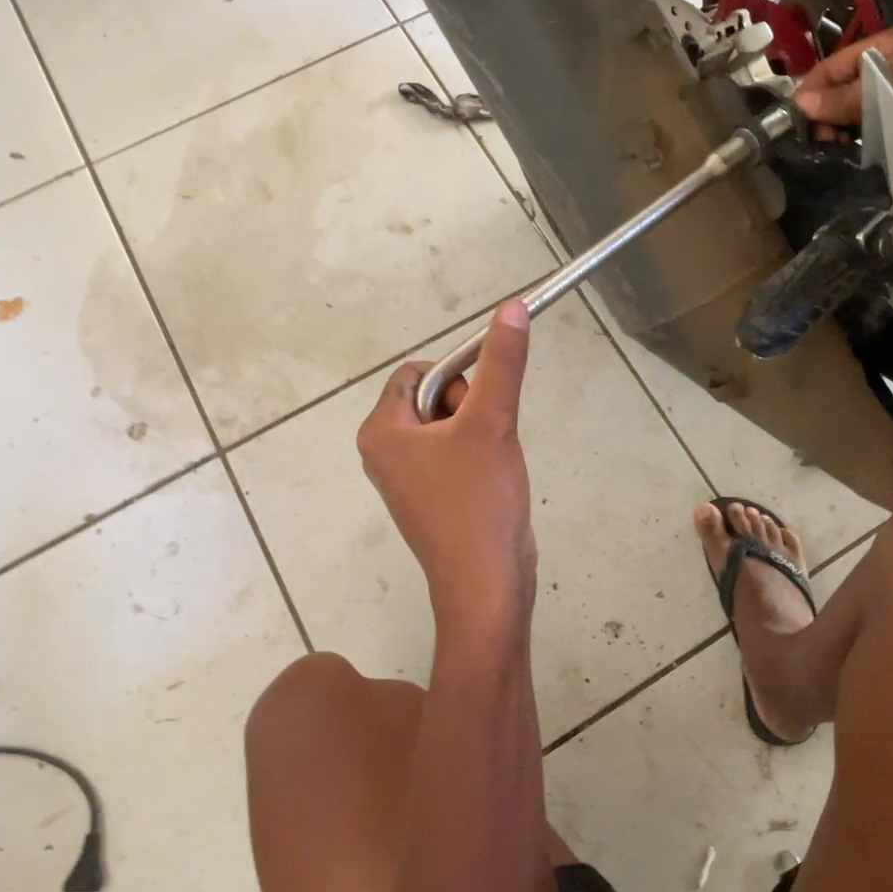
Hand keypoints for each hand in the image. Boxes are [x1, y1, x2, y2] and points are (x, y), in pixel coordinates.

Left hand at [358, 302, 537, 644]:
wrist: (486, 584)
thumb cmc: (478, 501)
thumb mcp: (492, 422)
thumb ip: (502, 363)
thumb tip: (511, 307)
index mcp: (381, 431)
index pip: (418, 372)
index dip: (458, 377)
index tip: (484, 404)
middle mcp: (385, 452)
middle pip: (434, 398)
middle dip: (471, 408)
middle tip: (487, 440)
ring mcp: (407, 480)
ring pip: (449, 427)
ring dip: (480, 433)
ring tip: (492, 465)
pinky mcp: (431, 500)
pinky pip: (453, 456)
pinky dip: (479, 458)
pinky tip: (492, 484)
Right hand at [792, 25, 892, 154]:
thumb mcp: (889, 79)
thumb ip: (846, 95)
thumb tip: (802, 104)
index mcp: (889, 42)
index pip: (836, 63)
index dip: (814, 87)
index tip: (796, 118)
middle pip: (850, 87)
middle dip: (830, 112)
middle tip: (820, 141)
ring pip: (867, 108)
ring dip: (850, 127)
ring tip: (838, 149)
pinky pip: (888, 123)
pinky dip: (872, 135)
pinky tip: (864, 150)